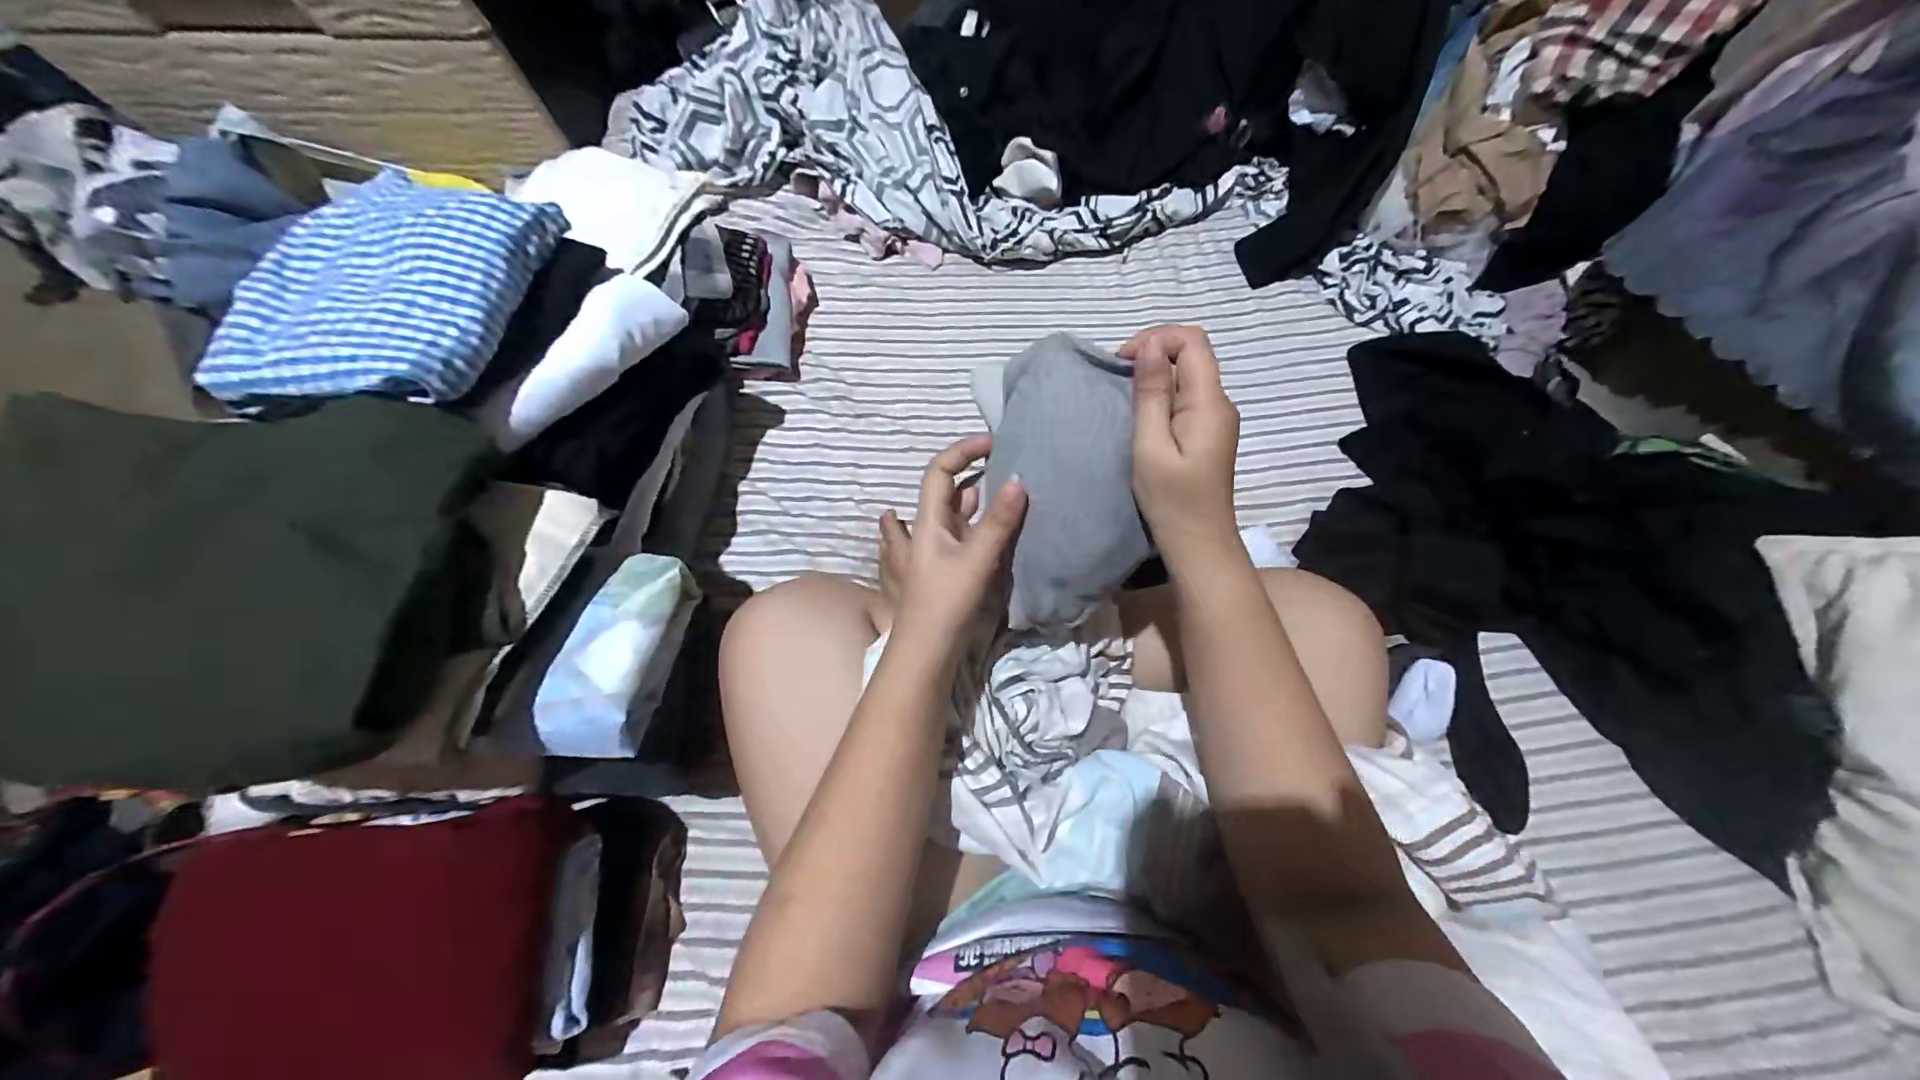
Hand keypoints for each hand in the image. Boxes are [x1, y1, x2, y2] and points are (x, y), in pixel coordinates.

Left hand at [880, 436, 1026, 645]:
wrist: (926, 649)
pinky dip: (981, 525)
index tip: (992, 443)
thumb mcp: (976, 559)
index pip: (939, 471)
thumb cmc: (945, 601)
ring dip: (979, 500)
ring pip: (958, 514)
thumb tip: (1019, 480)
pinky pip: (965, 535)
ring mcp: (938, 549)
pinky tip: (1000, 528)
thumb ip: (999, 522)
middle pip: (950, 491)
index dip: (962, 450)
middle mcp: (929, 529)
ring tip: (1008, 491)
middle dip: (976, 475)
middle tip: (1011, 469)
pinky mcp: (948, 567)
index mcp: (929, 521)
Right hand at [1120, 325, 1240, 564]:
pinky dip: (1163, 394)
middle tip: (1120, 377)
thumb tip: (1149, 347)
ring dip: (1157, 375)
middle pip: (1193, 353)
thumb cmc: (1171, 499)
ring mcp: (1217, 419)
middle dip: (1154, 353)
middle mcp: (1220, 403)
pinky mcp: (1208, 433)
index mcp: (1209, 402)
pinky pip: (1187, 397)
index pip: (1192, 341)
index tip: (1123, 362)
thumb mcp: (1150, 446)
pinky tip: (1143, 416)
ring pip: (1189, 374)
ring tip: (1127, 397)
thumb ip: (1152, 394)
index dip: (1157, 338)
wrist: (1199, 542)